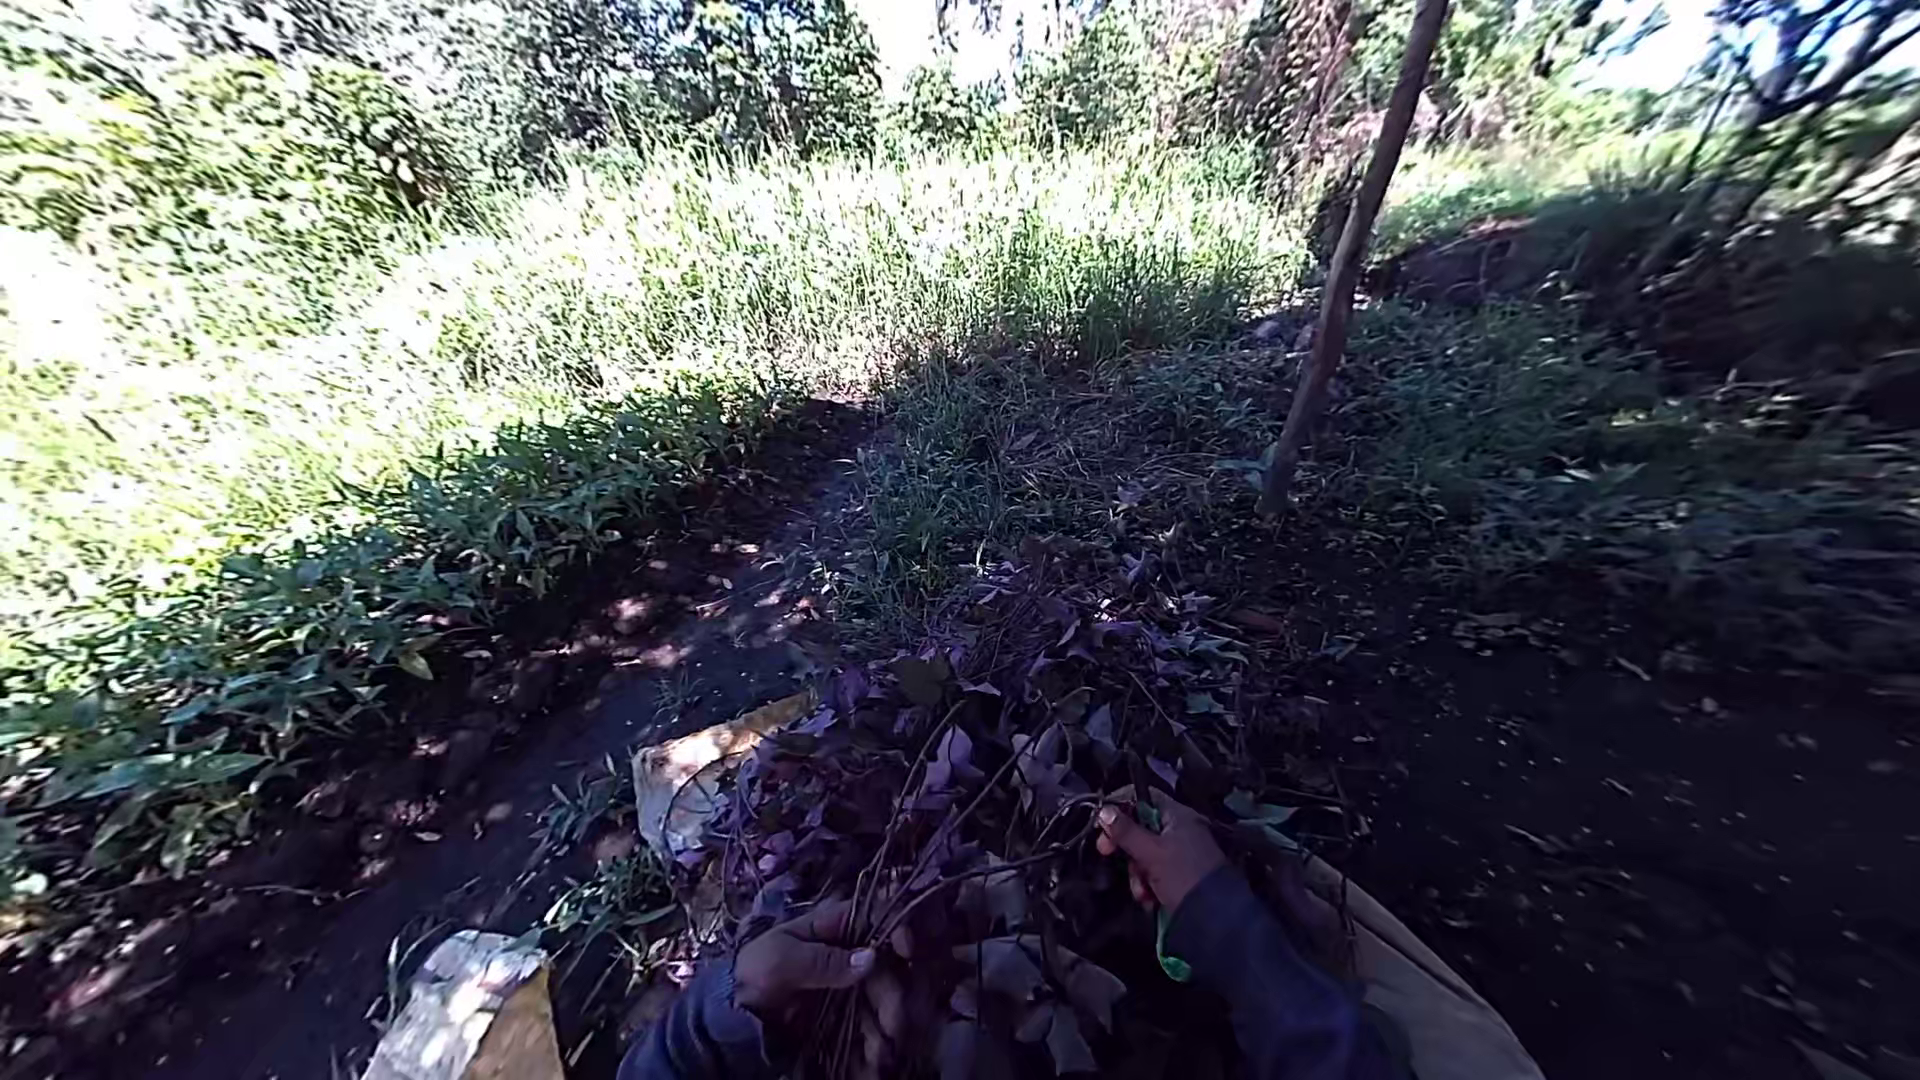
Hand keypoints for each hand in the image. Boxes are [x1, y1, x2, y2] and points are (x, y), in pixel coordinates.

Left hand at [733, 899, 908, 1078]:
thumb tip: (871, 957)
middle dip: (892, 996)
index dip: (896, 929)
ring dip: (884, 1029)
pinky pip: (864, 1030)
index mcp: (833, 928)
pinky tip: (869, 1069)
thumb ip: (824, 961)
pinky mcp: (840, 1018)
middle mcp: (846, 953)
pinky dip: (871, 1051)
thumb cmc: (753, 973)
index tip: (907, 951)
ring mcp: (845, 987)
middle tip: (892, 1027)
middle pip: (883, 967)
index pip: (875, 917)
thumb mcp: (781, 960)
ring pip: (878, 1002)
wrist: (726, 1019)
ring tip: (878, 1058)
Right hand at [1095, 788, 1226, 915]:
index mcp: (1178, 816)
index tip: (1102, 821)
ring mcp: (1182, 854)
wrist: (1219, 925)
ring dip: (1137, 871)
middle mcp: (1180, 830)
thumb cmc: (1184, 878)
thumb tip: (1104, 810)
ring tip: (1142, 890)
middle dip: (1125, 845)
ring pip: (1144, 852)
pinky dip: (1147, 884)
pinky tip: (1149, 898)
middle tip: (1106, 852)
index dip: (1120, 805)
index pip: (1143, 797)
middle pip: (1140, 826)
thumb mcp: (1151, 853)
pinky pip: (1154, 871)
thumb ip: (1125, 831)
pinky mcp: (1181, 876)